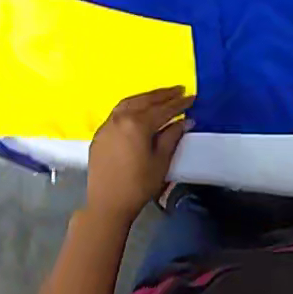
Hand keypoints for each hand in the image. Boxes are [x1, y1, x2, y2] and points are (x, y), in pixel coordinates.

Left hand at [84, 87, 192, 224]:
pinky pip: (117, 112)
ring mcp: (107, 124)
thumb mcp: (160, 162)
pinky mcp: (100, 133)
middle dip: (163, 95)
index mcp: (137, 124)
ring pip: (129, 103)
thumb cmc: (138, 185)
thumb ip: (172, 137)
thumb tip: (184, 121)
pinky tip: (139, 109)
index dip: (179, 104)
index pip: (163, 109)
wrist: (107, 203)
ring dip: (146, 97)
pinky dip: (132, 106)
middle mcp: (120, 118)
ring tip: (161, 95)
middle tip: (179, 90)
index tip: (191, 97)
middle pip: (145, 101)